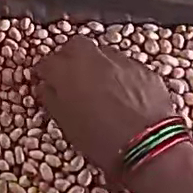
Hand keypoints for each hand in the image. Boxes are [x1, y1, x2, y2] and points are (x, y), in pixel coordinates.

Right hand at [34, 36, 177, 176]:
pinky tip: (121, 93)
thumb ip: (52, 99)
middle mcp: (92, 59)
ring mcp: (120, 61)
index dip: (44, 73)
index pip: (46, 63)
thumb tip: (46, 87)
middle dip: (69, 57)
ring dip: (95, 64)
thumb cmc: (100, 139)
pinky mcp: (144, 69)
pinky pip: (125, 65)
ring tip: (97, 85)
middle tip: (69, 75)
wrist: (149, 146)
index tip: (44, 81)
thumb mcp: (66, 123)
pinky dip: (118, 74)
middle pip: (74, 46)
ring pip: (102, 53)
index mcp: (65, 72)